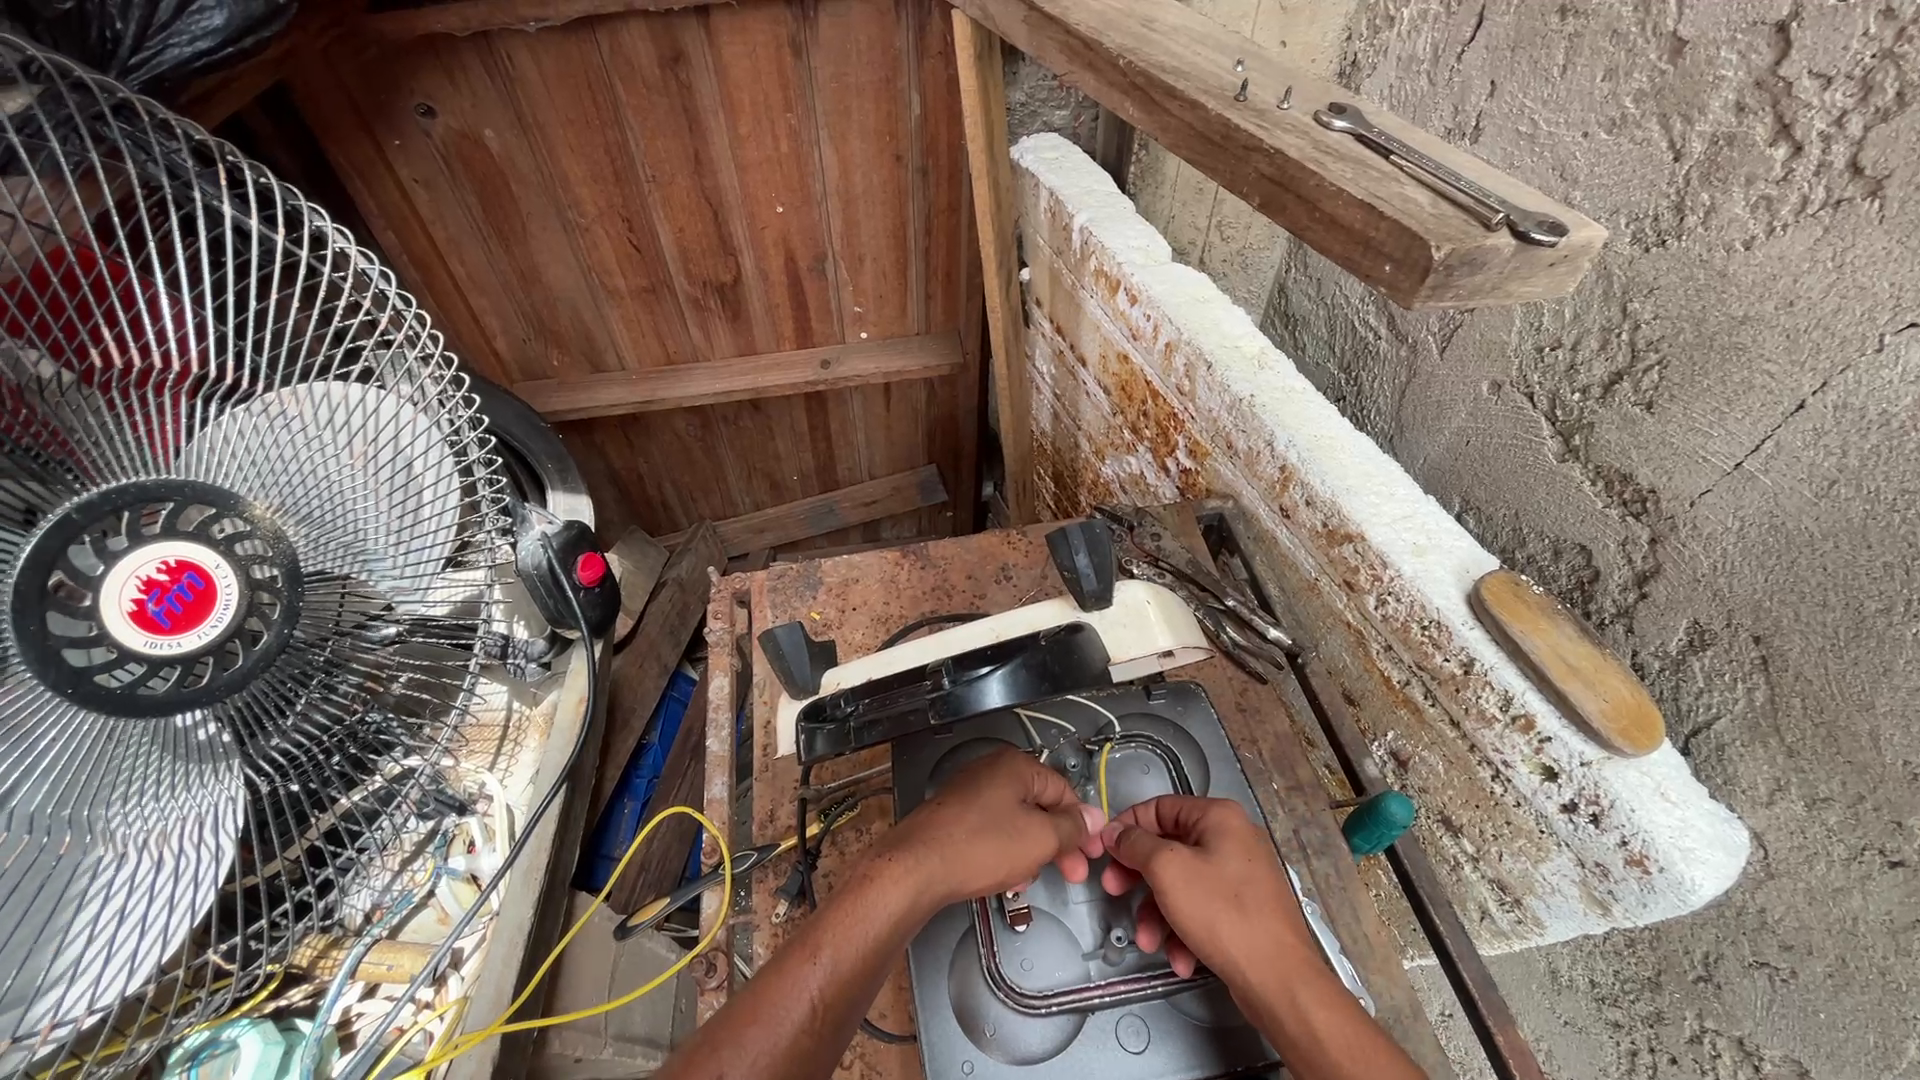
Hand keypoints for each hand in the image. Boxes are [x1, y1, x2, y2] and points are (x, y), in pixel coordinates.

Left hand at [880, 745, 1106, 906]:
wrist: (916, 868)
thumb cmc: (976, 847)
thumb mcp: (1040, 839)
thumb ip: (1072, 827)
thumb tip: (1091, 818)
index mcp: (1015, 766)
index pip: (1064, 791)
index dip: (1081, 825)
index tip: (1090, 853)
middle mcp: (991, 772)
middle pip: (1040, 806)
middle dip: (1058, 843)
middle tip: (1069, 871)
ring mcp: (970, 794)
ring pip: (1017, 823)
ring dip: (1030, 852)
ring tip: (1027, 878)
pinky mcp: (955, 818)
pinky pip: (993, 832)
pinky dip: (1005, 853)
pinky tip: (1005, 878)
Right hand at [1099, 795, 1312, 981]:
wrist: (1279, 979)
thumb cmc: (1221, 913)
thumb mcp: (1167, 869)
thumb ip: (1135, 844)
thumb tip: (1115, 833)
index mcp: (1219, 817)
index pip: (1159, 807)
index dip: (1127, 826)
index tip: (1104, 850)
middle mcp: (1233, 839)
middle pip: (1168, 848)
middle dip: (1138, 876)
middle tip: (1113, 890)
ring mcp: (1241, 877)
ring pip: (1182, 884)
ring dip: (1157, 913)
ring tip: (1149, 942)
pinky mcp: (1245, 910)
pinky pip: (1202, 909)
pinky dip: (1184, 930)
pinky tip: (1180, 957)